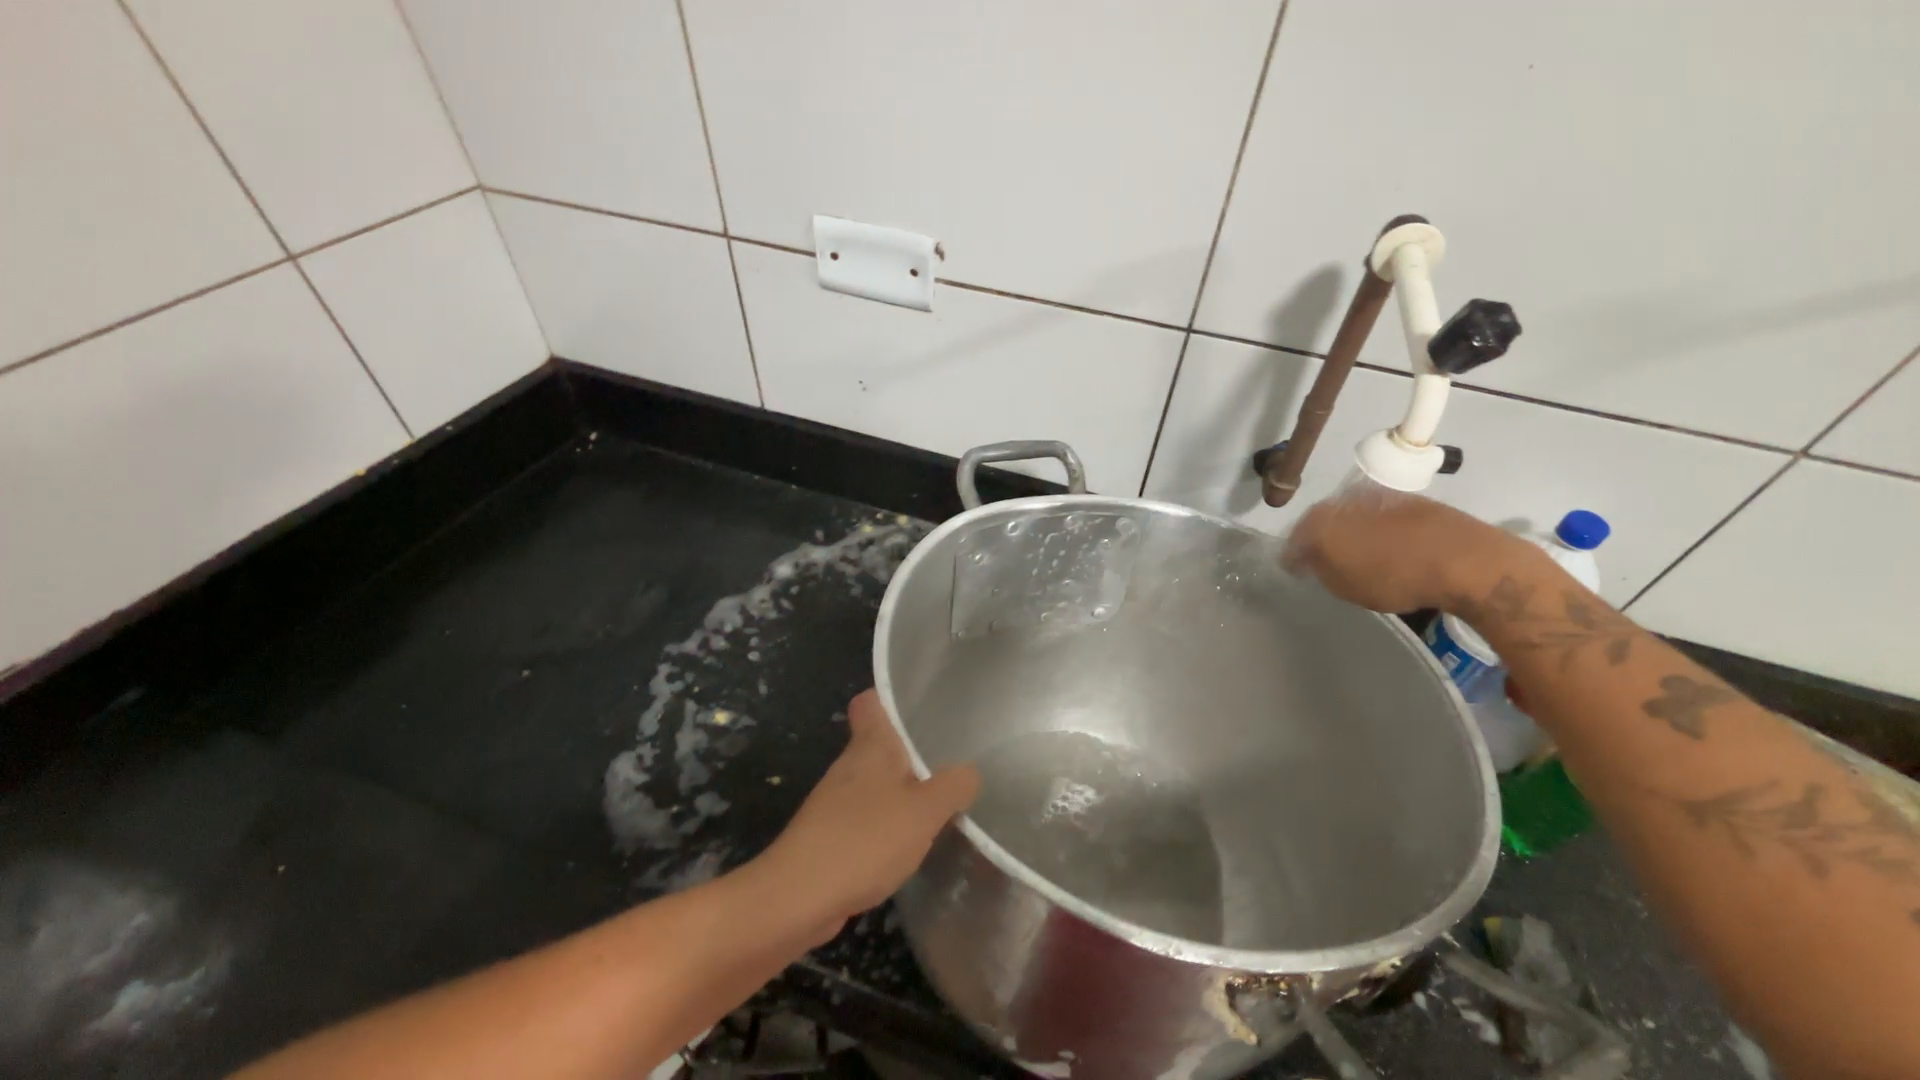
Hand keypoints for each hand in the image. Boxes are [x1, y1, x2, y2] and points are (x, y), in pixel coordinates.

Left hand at [751, 690, 979, 943]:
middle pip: (879, 744)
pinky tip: (912, 841)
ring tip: (942, 799)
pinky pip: (869, 818)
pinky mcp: (832, 837)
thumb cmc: (863, 841)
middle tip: (953, 756)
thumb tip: (969, 772)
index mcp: (870, 747)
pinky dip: (890, 824)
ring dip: (904, 790)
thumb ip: (952, 787)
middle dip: (912, 750)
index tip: (924, 704)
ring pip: (876, 783)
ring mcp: (837, 803)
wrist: (798, 899)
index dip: (893, 698)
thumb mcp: (924, 811)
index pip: (872, 702)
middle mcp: (850, 767)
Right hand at [1282, 485, 1533, 613]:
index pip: (1296, 536)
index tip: (1297, 570)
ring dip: (1353, 533)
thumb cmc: (1394, 576)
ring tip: (1362, 558)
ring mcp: (1382, 497)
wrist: (1464, 560)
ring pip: (1355, 516)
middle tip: (1327, 563)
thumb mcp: (1343, 584)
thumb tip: (1304, 556)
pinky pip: (1383, 518)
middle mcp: (1346, 500)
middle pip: (1324, 521)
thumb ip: (1317, 568)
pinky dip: (1380, 532)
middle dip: (1322, 539)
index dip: (1294, 555)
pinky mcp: (1413, 502)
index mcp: (1323, 519)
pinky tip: (1391, 551)